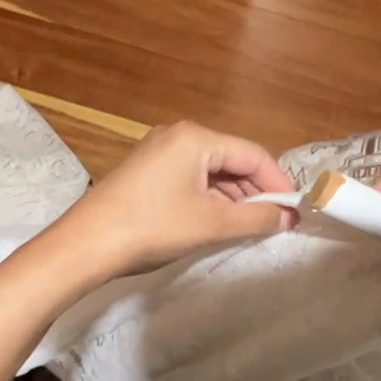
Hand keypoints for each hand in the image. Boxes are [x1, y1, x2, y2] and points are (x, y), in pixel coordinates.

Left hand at [51, 122, 297, 276]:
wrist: (86, 244)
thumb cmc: (152, 227)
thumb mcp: (210, 223)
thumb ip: (255, 218)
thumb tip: (288, 217)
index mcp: (195, 138)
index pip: (252, 154)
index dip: (278, 183)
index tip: (295, 212)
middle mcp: (177, 136)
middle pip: (232, 160)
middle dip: (255, 192)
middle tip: (274, 223)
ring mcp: (158, 153)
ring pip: (211, 172)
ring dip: (233, 198)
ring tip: (249, 227)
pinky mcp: (145, 173)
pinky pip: (190, 179)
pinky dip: (209, 199)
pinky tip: (217, 223)